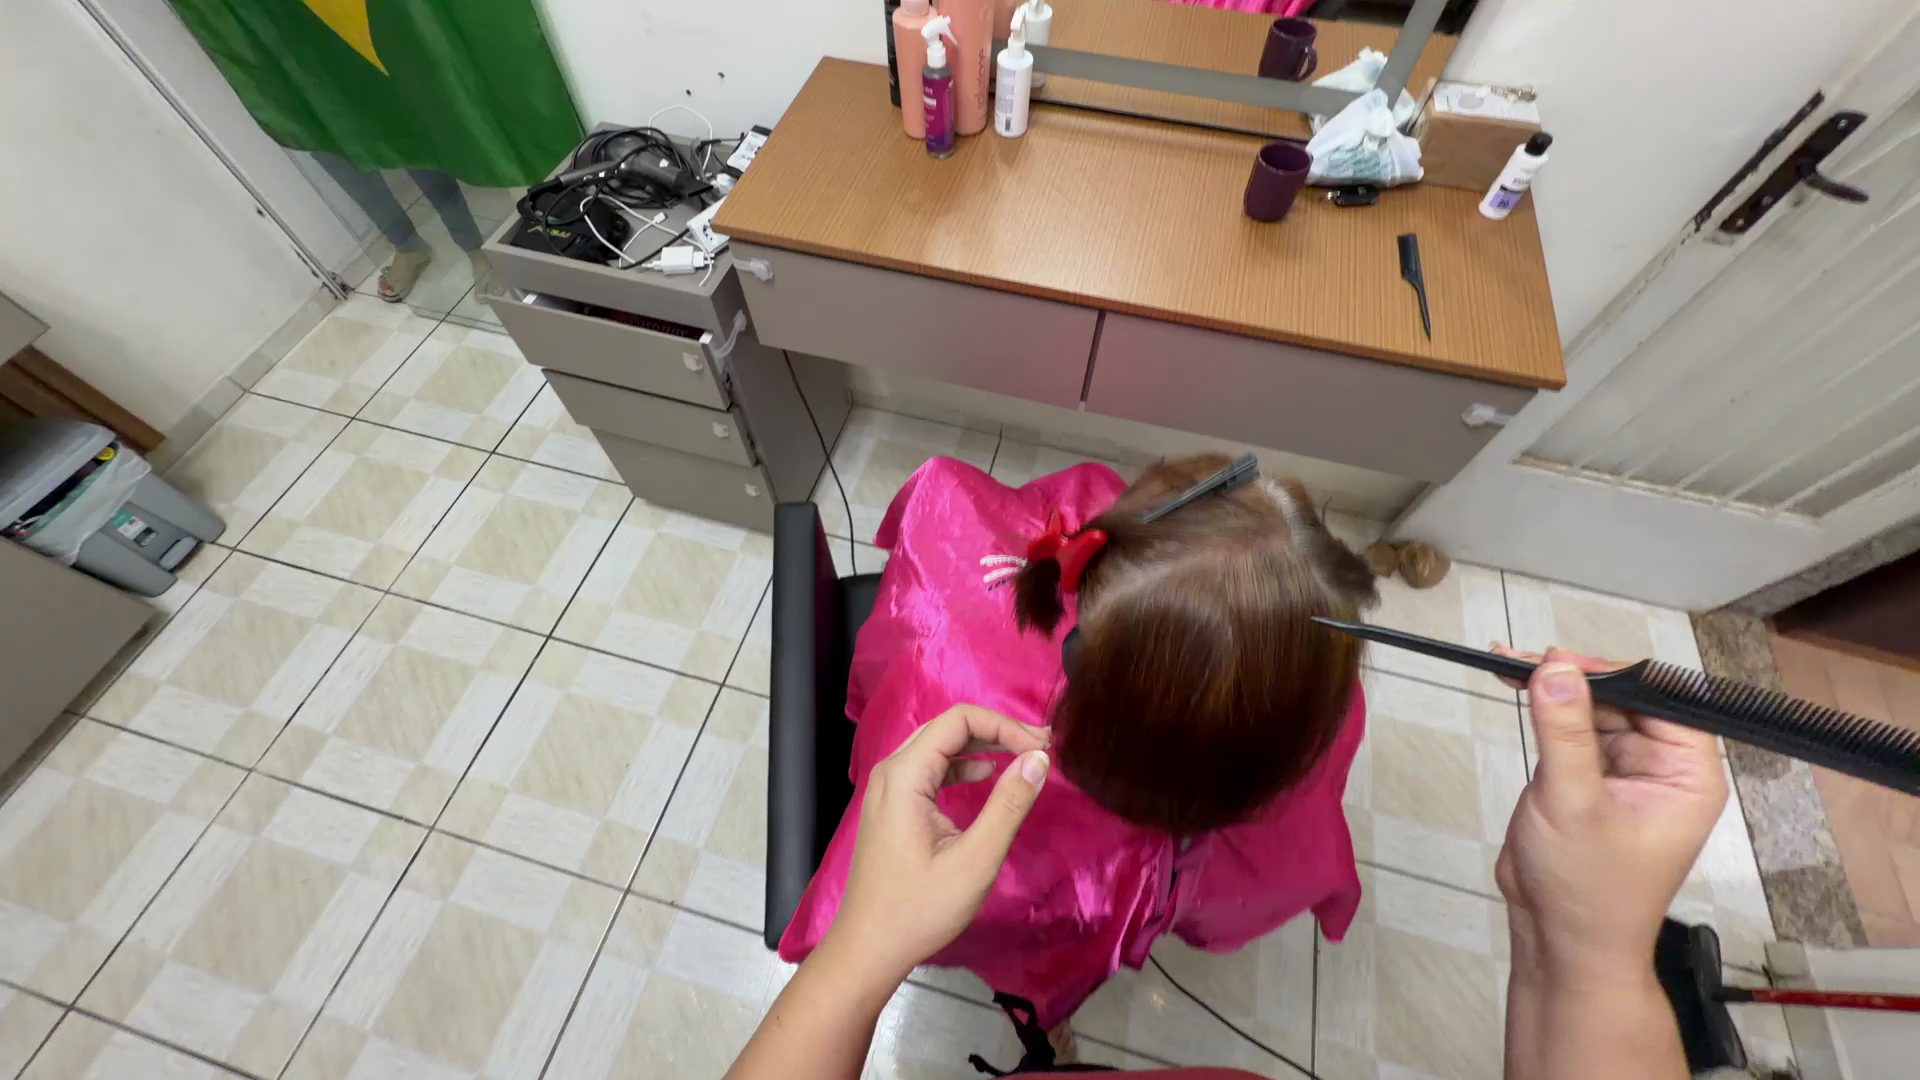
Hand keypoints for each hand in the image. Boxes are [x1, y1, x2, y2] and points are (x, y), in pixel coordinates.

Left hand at [820, 704, 1050, 984]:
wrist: (868, 948)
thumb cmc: (920, 909)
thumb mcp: (975, 861)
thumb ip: (1008, 805)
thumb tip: (1038, 759)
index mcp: (905, 775)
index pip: (958, 720)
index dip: (1003, 725)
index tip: (1040, 748)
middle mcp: (892, 769)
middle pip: (948, 727)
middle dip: (996, 730)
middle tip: (1040, 748)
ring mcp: (889, 786)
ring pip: (940, 744)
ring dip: (981, 744)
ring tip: (1023, 756)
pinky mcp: (893, 802)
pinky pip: (931, 766)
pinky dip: (963, 763)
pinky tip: (986, 774)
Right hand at [1494, 647, 1725, 984]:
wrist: (1558, 932)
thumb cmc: (1586, 881)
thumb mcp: (1572, 800)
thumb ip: (1564, 731)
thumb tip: (1555, 668)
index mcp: (1684, 776)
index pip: (1664, 703)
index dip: (1615, 674)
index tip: (1559, 659)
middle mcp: (1657, 768)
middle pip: (1622, 700)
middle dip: (1572, 676)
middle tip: (1520, 659)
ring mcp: (1617, 772)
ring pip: (1589, 709)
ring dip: (1551, 688)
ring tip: (1505, 665)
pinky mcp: (1580, 776)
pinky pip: (1566, 729)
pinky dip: (1540, 708)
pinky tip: (1513, 688)